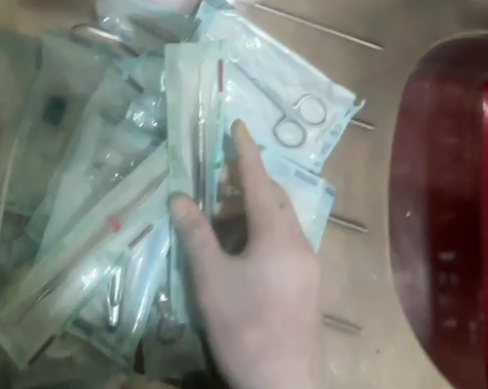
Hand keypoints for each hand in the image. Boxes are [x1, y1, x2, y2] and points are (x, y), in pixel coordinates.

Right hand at [169, 120, 324, 388]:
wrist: (285, 387)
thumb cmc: (245, 328)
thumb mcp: (211, 279)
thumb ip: (196, 233)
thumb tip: (179, 196)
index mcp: (278, 236)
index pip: (258, 180)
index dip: (245, 151)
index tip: (237, 124)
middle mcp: (299, 244)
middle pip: (273, 197)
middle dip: (245, 181)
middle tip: (216, 179)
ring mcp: (308, 267)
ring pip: (280, 220)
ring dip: (250, 209)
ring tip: (218, 220)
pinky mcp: (307, 286)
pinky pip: (284, 240)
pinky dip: (260, 230)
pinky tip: (237, 249)